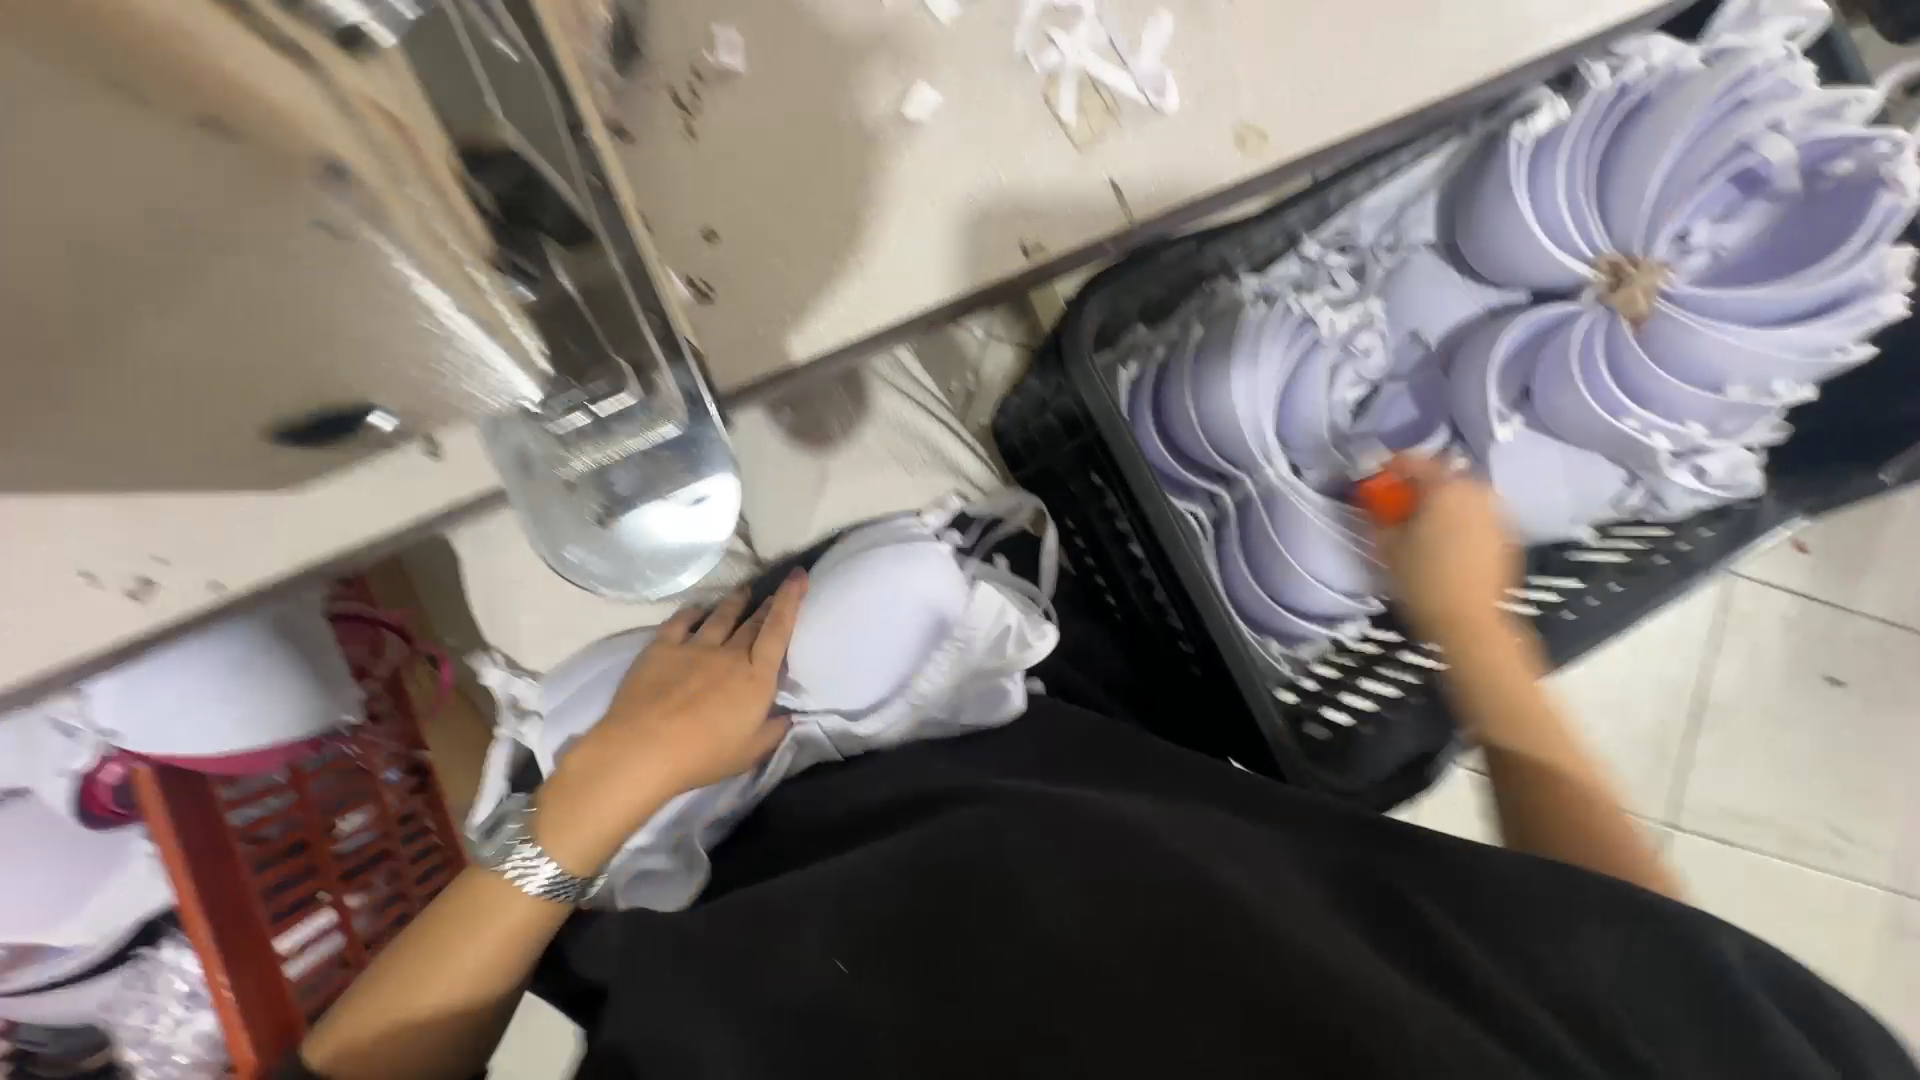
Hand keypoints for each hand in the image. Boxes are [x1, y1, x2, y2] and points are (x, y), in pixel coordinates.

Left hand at [533, 571, 807, 873]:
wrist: (643, 750)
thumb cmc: (703, 755)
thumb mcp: (751, 752)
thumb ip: (775, 731)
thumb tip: (790, 716)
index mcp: (756, 676)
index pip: (779, 629)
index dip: (791, 599)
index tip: (798, 575)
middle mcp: (729, 653)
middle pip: (753, 621)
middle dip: (767, 603)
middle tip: (776, 589)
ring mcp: (694, 647)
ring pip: (721, 616)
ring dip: (735, 602)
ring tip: (743, 591)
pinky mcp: (661, 648)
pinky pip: (681, 622)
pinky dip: (693, 612)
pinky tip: (698, 608)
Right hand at [1374, 455, 1519, 648]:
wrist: (1469, 620)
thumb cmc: (1421, 580)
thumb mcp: (1388, 546)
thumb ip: (1381, 516)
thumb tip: (1377, 504)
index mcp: (1445, 488)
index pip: (1417, 461)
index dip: (1394, 464)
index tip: (1379, 473)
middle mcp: (1477, 492)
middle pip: (1447, 476)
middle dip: (1424, 484)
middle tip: (1404, 501)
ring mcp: (1497, 513)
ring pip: (1466, 496)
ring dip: (1445, 501)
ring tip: (1426, 521)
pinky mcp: (1509, 536)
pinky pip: (1479, 516)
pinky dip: (1462, 519)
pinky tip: (1448, 541)